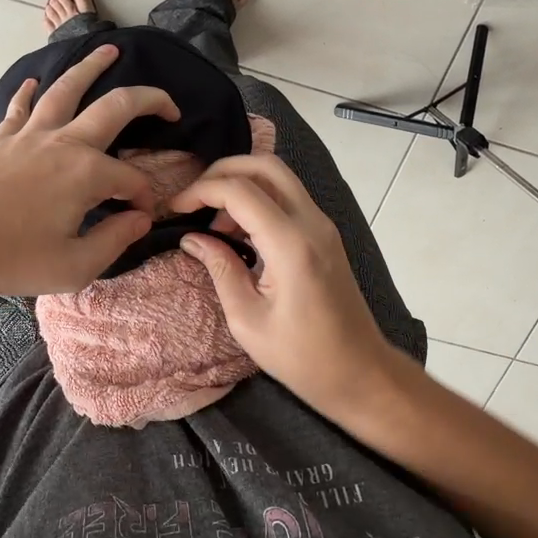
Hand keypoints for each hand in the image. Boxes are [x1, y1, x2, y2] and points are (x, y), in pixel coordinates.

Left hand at [0, 44, 177, 298]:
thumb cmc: (11, 260)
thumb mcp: (75, 266)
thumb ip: (116, 240)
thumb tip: (141, 218)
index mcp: (86, 173)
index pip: (133, 178)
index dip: (145, 197)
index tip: (141, 217)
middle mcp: (63, 142)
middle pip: (115, 106)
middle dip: (149, 99)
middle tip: (170, 104)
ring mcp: (29, 136)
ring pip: (66, 89)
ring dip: (91, 67)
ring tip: (109, 50)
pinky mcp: (1, 141)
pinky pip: (21, 107)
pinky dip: (30, 91)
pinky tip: (33, 81)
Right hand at [169, 154, 397, 410]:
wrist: (362, 373)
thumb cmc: (303, 357)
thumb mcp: (248, 321)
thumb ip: (220, 270)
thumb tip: (192, 238)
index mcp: (291, 244)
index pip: (240, 190)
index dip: (201, 191)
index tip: (175, 209)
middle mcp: (311, 222)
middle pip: (264, 165)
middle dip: (222, 171)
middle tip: (194, 199)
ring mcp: (323, 225)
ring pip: (278, 176)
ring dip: (241, 184)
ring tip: (215, 223)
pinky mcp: (325, 233)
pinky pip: (288, 196)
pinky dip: (258, 198)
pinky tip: (239, 232)